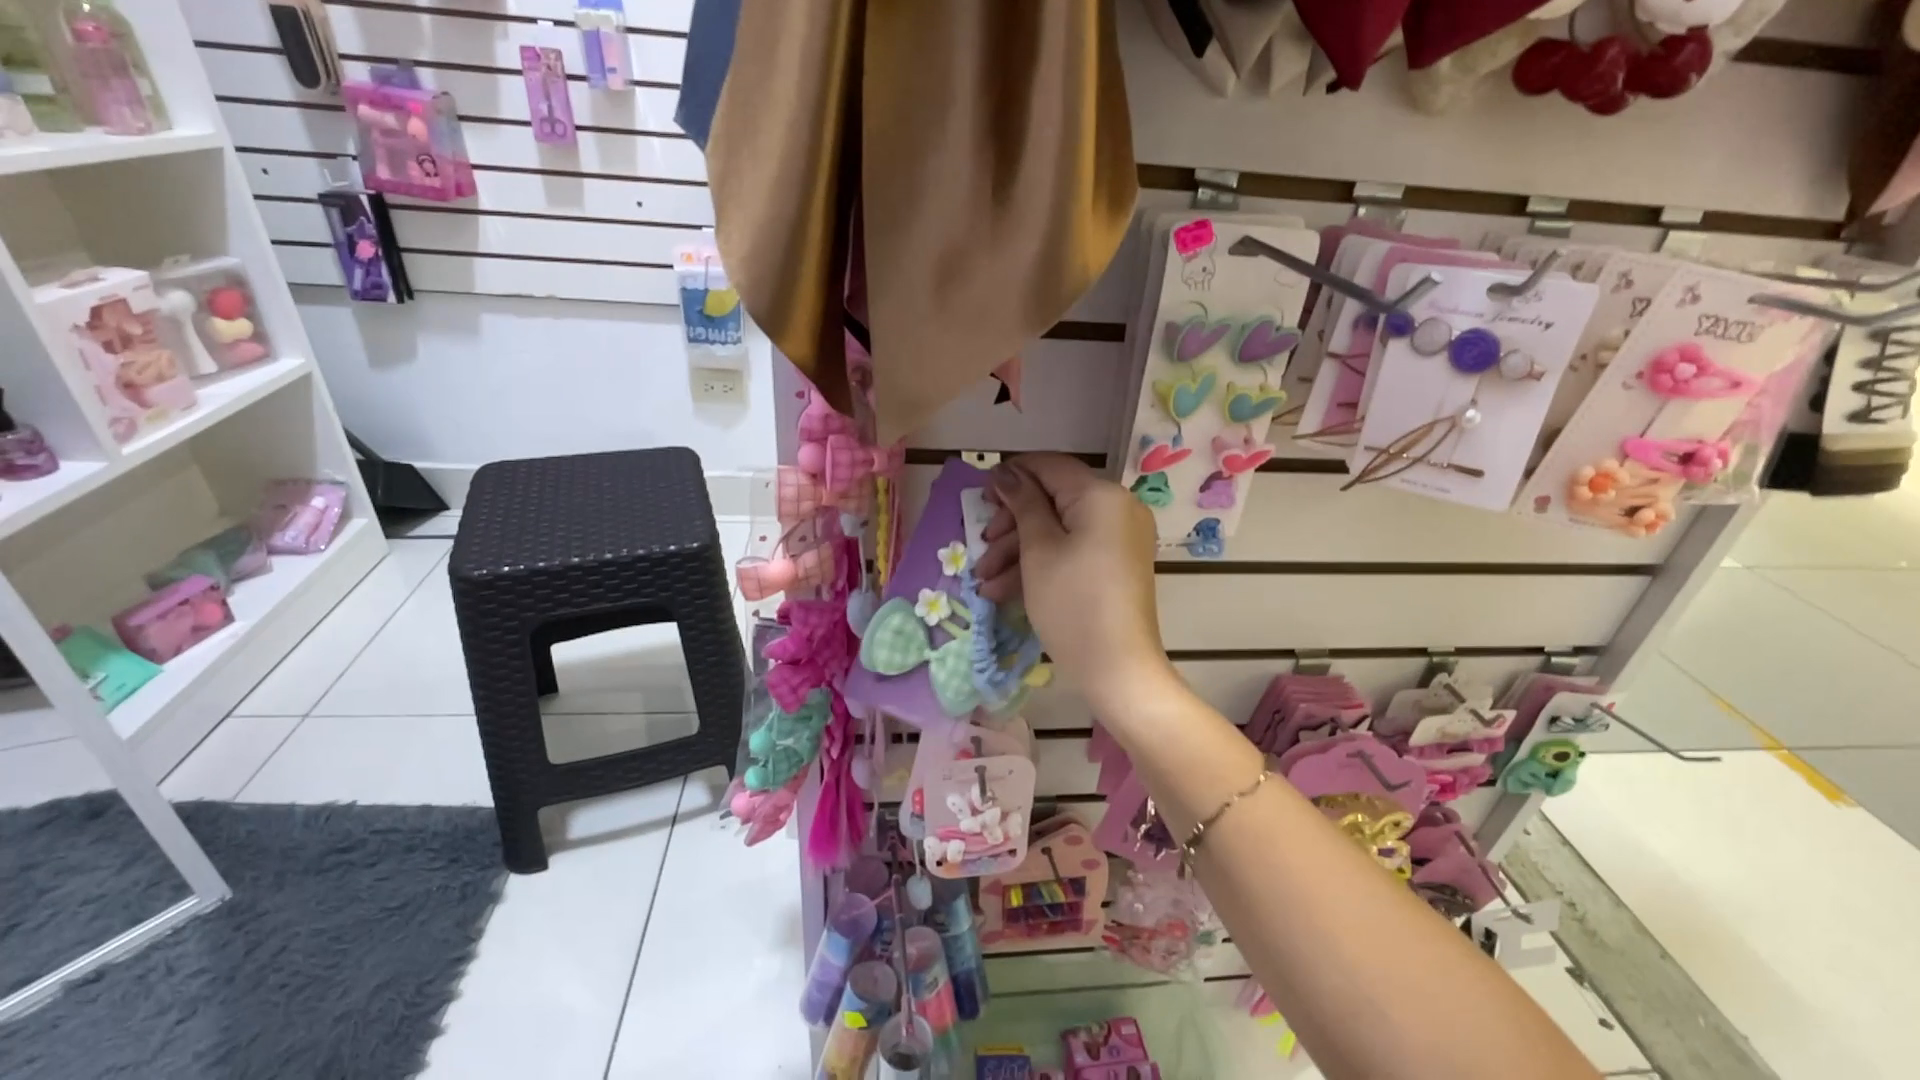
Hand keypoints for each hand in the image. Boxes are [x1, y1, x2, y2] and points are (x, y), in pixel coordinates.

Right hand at [975, 454, 1170, 701]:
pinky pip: (1073, 551)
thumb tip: (1006, 472)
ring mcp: (1119, 539)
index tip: (980, 496)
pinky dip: (1041, 565)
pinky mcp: (1115, 566)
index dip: (1012, 475)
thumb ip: (1022, 503)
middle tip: (982, 547)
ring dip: (1018, 551)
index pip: (1050, 466)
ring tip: (985, 581)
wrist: (1117, 668)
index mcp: (1101, 495)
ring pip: (1059, 530)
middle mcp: (1117, 508)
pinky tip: (1003, 592)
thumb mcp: (1038, 550)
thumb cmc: (1072, 602)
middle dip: (1011, 524)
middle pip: (1053, 500)